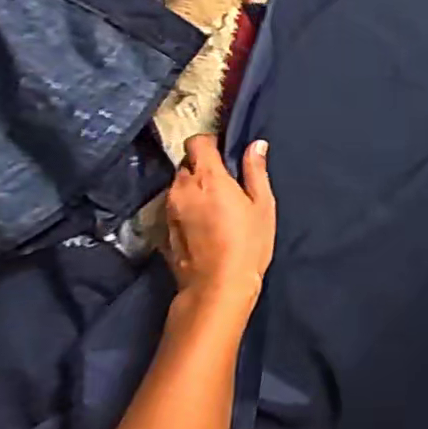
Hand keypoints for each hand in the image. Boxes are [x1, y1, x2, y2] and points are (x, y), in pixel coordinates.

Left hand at [165, 134, 275, 311]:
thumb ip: (256, 172)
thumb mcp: (263, 205)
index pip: (197, 142)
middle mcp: (182, 187)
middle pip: (187, 164)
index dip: (211, 143)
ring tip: (217, 205)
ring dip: (195, 188)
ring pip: (180, 185)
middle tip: (227, 183)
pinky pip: (175, 206)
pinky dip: (188, 207)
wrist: (217, 285)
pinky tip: (206, 223)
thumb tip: (256, 145)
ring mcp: (169, 208)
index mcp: (208, 177)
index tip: (225, 153)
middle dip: (204, 167)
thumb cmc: (248, 244)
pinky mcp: (164, 227)